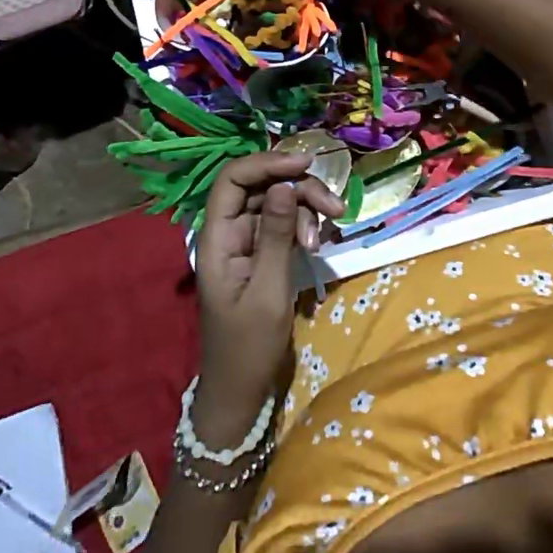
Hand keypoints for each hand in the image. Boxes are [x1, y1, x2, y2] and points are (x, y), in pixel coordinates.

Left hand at [194, 152, 345, 441]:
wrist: (240, 389)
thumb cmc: (249, 346)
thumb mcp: (269, 290)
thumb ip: (277, 236)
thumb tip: (285, 186)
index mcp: (216, 237)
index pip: (233, 179)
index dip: (267, 163)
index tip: (306, 164)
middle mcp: (229, 232)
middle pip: (262, 187)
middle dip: (299, 189)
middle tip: (335, 208)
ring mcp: (246, 242)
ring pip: (277, 203)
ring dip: (306, 210)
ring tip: (324, 237)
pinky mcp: (262, 254)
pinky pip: (283, 225)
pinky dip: (303, 227)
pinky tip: (316, 243)